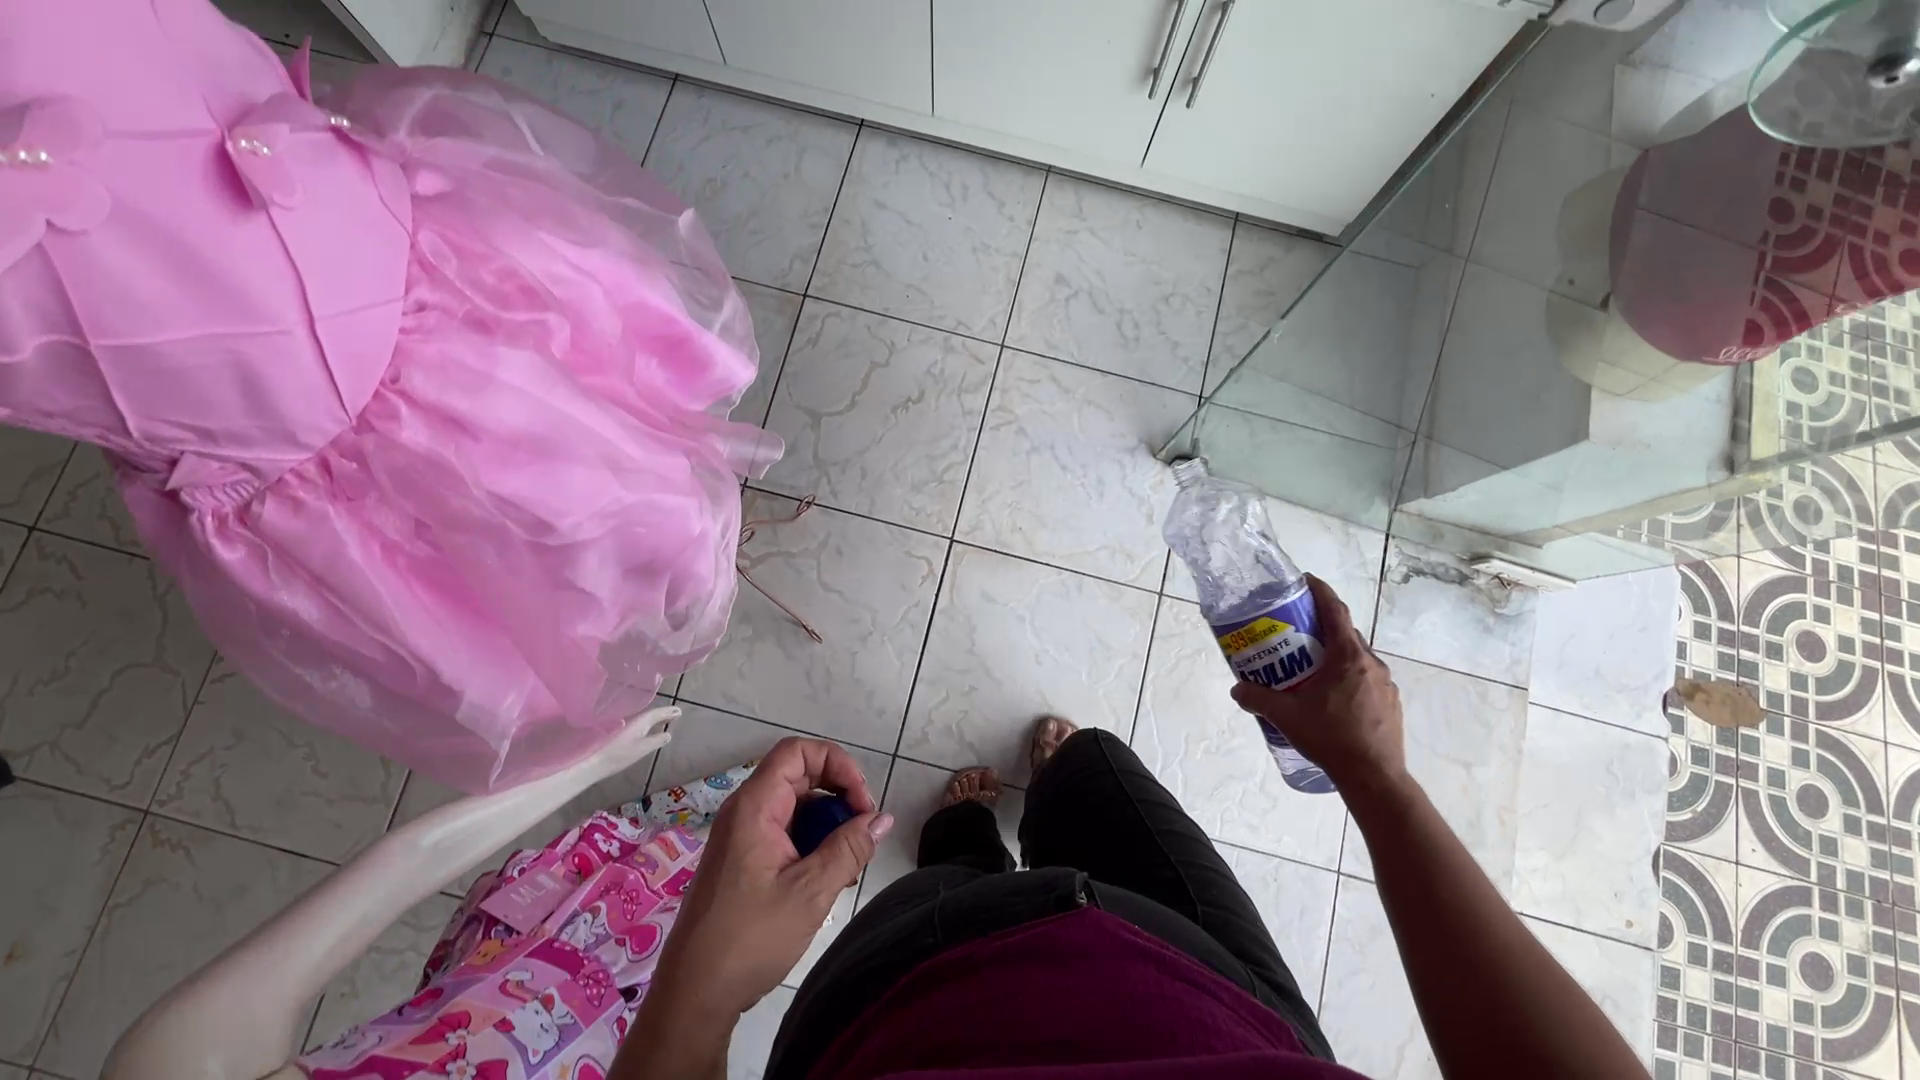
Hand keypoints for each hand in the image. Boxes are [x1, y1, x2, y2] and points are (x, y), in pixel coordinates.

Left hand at [653, 737, 893, 1016]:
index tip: (862, 802)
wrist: (695, 994)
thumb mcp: (811, 891)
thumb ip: (850, 848)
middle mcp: (746, 812)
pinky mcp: (743, 861)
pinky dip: (812, 844)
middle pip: (799, 776)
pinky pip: (785, 833)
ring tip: (849, 864)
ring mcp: (742, 837)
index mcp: (755, 806)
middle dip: (839, 795)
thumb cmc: (750, 938)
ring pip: (796, 807)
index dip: (837, 763)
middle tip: (863, 833)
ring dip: (828, 825)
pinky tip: (828, 878)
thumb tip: (882, 818)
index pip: (798, 752)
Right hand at [1230, 575, 1407, 794]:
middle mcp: (1371, 664)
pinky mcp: (1390, 704)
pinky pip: (1365, 679)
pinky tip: (1330, 699)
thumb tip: (1236, 689)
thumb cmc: (1332, 738)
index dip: (1320, 591)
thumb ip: (1258, 699)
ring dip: (1333, 656)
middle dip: (1320, 628)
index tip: (1304, 580)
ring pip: (1355, 658)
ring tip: (1309, 669)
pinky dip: (1346, 678)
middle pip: (1345, 634)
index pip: (1335, 611)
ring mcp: (1385, 685)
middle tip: (1295, 631)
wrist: (1374, 777)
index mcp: (1348, 657)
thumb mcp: (1287, 717)